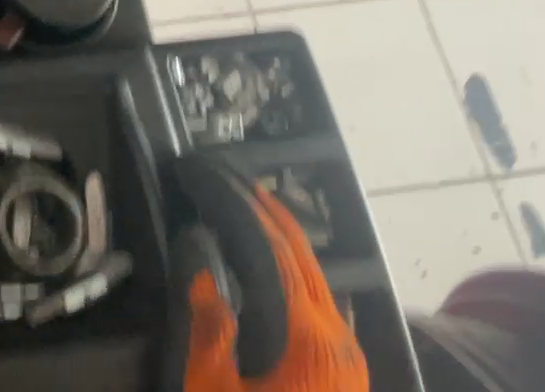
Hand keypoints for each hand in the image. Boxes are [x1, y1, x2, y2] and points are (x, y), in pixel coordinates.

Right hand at [169, 154, 367, 391]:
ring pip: (317, 279)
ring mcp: (347, 360)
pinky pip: (322, 308)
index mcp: (306, 334)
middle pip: (302, 254)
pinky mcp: (344, 379)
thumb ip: (206, 315)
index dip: (235, 202)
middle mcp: (336, 337)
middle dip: (264, 210)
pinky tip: (280, 275)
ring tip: (247, 210)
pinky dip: (296, 275)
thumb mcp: (209, 387)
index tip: (199, 174)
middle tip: (223, 176)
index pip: (270, 244)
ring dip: (282, 239)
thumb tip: (197, 248)